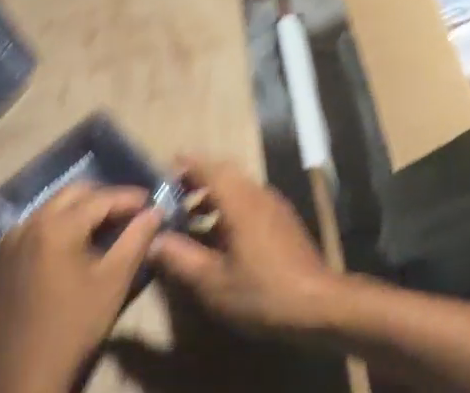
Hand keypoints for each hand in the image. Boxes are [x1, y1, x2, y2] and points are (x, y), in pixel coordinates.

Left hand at [0, 184, 161, 392]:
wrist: (16, 381)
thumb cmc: (72, 328)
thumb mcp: (113, 282)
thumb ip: (137, 239)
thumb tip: (155, 211)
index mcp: (56, 226)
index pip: (102, 197)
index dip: (131, 198)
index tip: (153, 203)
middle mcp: (28, 224)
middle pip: (73, 194)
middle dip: (104, 198)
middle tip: (129, 214)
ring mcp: (8, 244)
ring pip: (50, 209)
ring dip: (79, 211)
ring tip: (103, 230)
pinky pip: (33, 229)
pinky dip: (56, 228)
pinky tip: (71, 249)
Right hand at [149, 159, 344, 339]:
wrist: (316, 303)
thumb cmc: (261, 291)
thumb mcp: (212, 281)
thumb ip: (181, 258)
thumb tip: (153, 240)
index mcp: (241, 202)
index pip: (211, 170)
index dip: (187, 166)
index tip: (164, 170)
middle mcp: (259, 195)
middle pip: (226, 175)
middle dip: (198, 180)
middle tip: (172, 196)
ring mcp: (275, 207)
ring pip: (239, 189)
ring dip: (213, 197)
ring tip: (188, 219)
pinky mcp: (283, 222)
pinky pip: (250, 203)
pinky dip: (229, 209)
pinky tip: (217, 237)